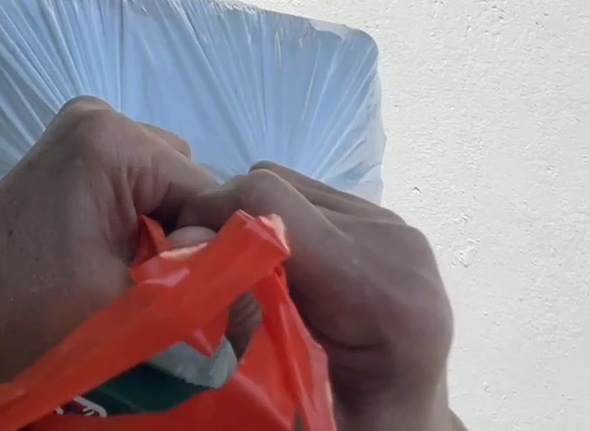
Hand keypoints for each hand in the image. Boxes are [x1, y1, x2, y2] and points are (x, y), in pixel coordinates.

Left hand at [0, 97, 218, 383]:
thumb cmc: (24, 308)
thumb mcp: (125, 316)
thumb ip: (202, 302)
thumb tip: (264, 299)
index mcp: (114, 140)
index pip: (209, 196)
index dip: (216, 258)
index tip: (207, 308)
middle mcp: (103, 115)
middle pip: (189, 185)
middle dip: (189, 243)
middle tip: (163, 293)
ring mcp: (87, 123)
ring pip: (167, 185)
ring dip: (166, 232)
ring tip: (133, 274)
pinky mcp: (77, 144)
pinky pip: (139, 180)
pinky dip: (141, 219)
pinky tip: (117, 254)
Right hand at [178, 164, 455, 430]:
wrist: (408, 427)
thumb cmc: (352, 424)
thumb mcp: (293, 399)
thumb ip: (242, 318)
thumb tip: (183, 243)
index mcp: (379, 289)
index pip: (271, 203)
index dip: (211, 215)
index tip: (181, 254)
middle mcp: (391, 241)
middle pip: (272, 187)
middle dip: (226, 221)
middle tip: (207, 273)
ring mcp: (389, 223)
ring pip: (282, 182)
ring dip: (251, 221)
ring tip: (251, 276)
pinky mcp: (379, 217)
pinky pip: (302, 191)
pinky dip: (276, 221)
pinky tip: (283, 268)